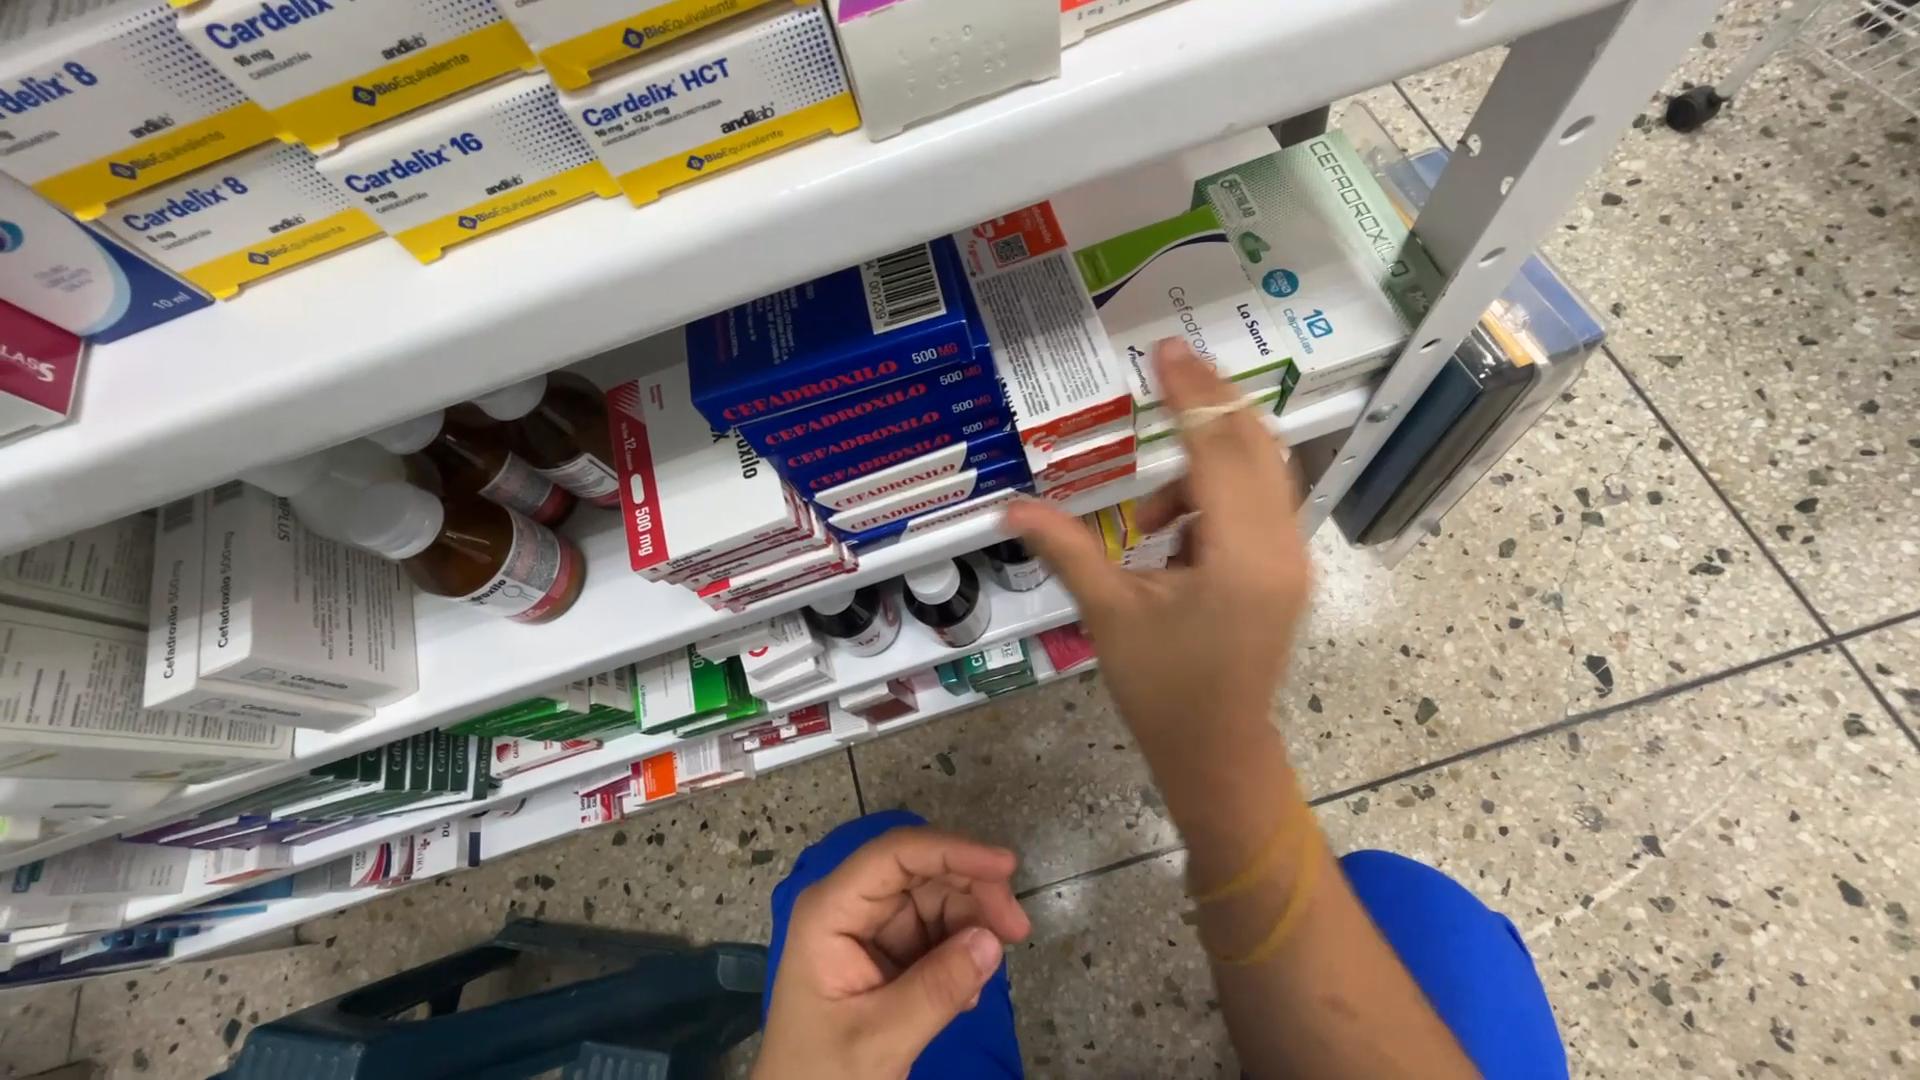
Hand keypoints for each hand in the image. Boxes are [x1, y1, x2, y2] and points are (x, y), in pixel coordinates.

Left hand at [753, 827, 1032, 1079]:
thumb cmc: (822, 1075)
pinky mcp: (888, 949)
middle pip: (923, 871)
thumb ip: (936, 989)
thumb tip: (992, 940)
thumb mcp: (879, 1039)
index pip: (896, 855)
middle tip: (1018, 929)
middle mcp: (851, 904)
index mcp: (831, 909)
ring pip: (936, 897)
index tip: (1005, 866)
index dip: (952, 850)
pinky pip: (936, 930)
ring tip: (986, 975)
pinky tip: (968, 992)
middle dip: (974, 890)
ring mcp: (870, 925)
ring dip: (972, 924)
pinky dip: (961, 951)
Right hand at [1006, 340, 1311, 748]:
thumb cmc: (1162, 688)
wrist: (1216, 750)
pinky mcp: (1286, 570)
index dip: (1190, 396)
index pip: (1218, 451)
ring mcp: (1291, 558)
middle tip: (1167, 371)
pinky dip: (1216, 497)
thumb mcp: (1109, 613)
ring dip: (1205, 464)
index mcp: (1239, 557)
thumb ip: (1067, 549)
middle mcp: (1280, 547)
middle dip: (1209, 404)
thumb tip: (1011, 508)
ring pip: (1261, 472)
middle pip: (1253, 446)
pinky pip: (1258, 504)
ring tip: (1146, 520)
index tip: (1165, 351)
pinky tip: (1171, 538)